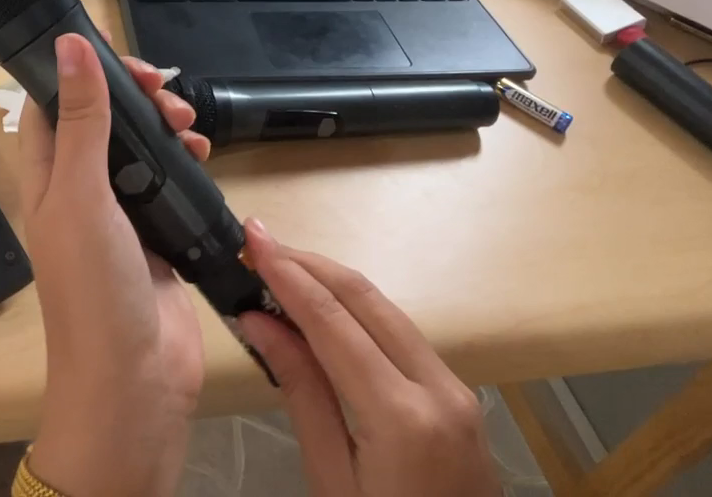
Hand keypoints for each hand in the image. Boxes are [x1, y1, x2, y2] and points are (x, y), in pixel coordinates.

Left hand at [20, 34, 212, 496]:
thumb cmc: (94, 286)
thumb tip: (68, 46)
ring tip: (191, 125)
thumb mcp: (82, 194)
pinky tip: (204, 156)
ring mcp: (121, 215)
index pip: (55, 105)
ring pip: (141, 149)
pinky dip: (186, 161)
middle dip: (135, 97)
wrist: (135, 380)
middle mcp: (81, 190)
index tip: (123, 57)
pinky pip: (170, 183)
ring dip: (164, 126)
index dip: (81, 72)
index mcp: (48, 177)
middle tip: (167, 91)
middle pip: (104, 121)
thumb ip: (82, 120)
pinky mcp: (157, 235)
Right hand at [239, 221, 495, 496]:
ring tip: (281, 265)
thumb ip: (301, 392)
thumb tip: (259, 319)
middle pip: (366, 299)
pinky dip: (357, 310)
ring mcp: (455, 387)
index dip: (288, 274)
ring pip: (386, 309)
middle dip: (309, 263)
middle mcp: (439, 386)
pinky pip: (400, 333)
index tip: (253, 238)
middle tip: (260, 242)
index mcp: (404, 416)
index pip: (333, 322)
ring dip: (331, 281)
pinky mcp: (458, 393)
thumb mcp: (332, 480)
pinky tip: (323, 306)